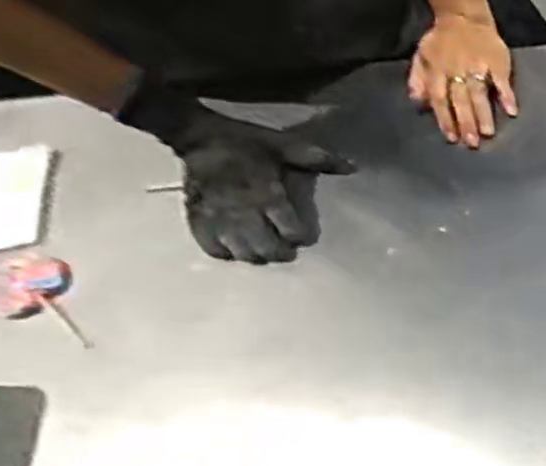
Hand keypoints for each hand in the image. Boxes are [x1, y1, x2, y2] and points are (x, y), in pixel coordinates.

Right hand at [119, 80, 353, 262]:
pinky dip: (225, 252)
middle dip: (282, 252)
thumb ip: (316, 158)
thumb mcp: (282, 145)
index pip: (294, 233)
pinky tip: (233, 244)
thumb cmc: (244, 142)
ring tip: (260, 245)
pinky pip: (213, 249)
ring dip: (257, 254)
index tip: (299, 230)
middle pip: (270, 250)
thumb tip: (352, 166)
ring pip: (245, 254)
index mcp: (268, 195)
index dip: (301, 236)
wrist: (192, 131)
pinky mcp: (197, 217)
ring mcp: (219, 216)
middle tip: (282, 244)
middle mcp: (244, 211)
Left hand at [409, 14, 518, 146]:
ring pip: (479, 92)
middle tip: (471, 142)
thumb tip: (416, 100)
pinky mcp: (496, 62)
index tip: (452, 138)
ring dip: (483, 113)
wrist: (464, 17)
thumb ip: (419, 78)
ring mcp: (477, 66)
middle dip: (465, 121)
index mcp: (438, 68)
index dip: (445, 118)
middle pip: (460, 99)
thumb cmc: (444, 41)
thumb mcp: (424, 55)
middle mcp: (457, 69)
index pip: (439, 97)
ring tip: (488, 133)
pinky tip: (511, 111)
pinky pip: (501, 81)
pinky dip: (506, 96)